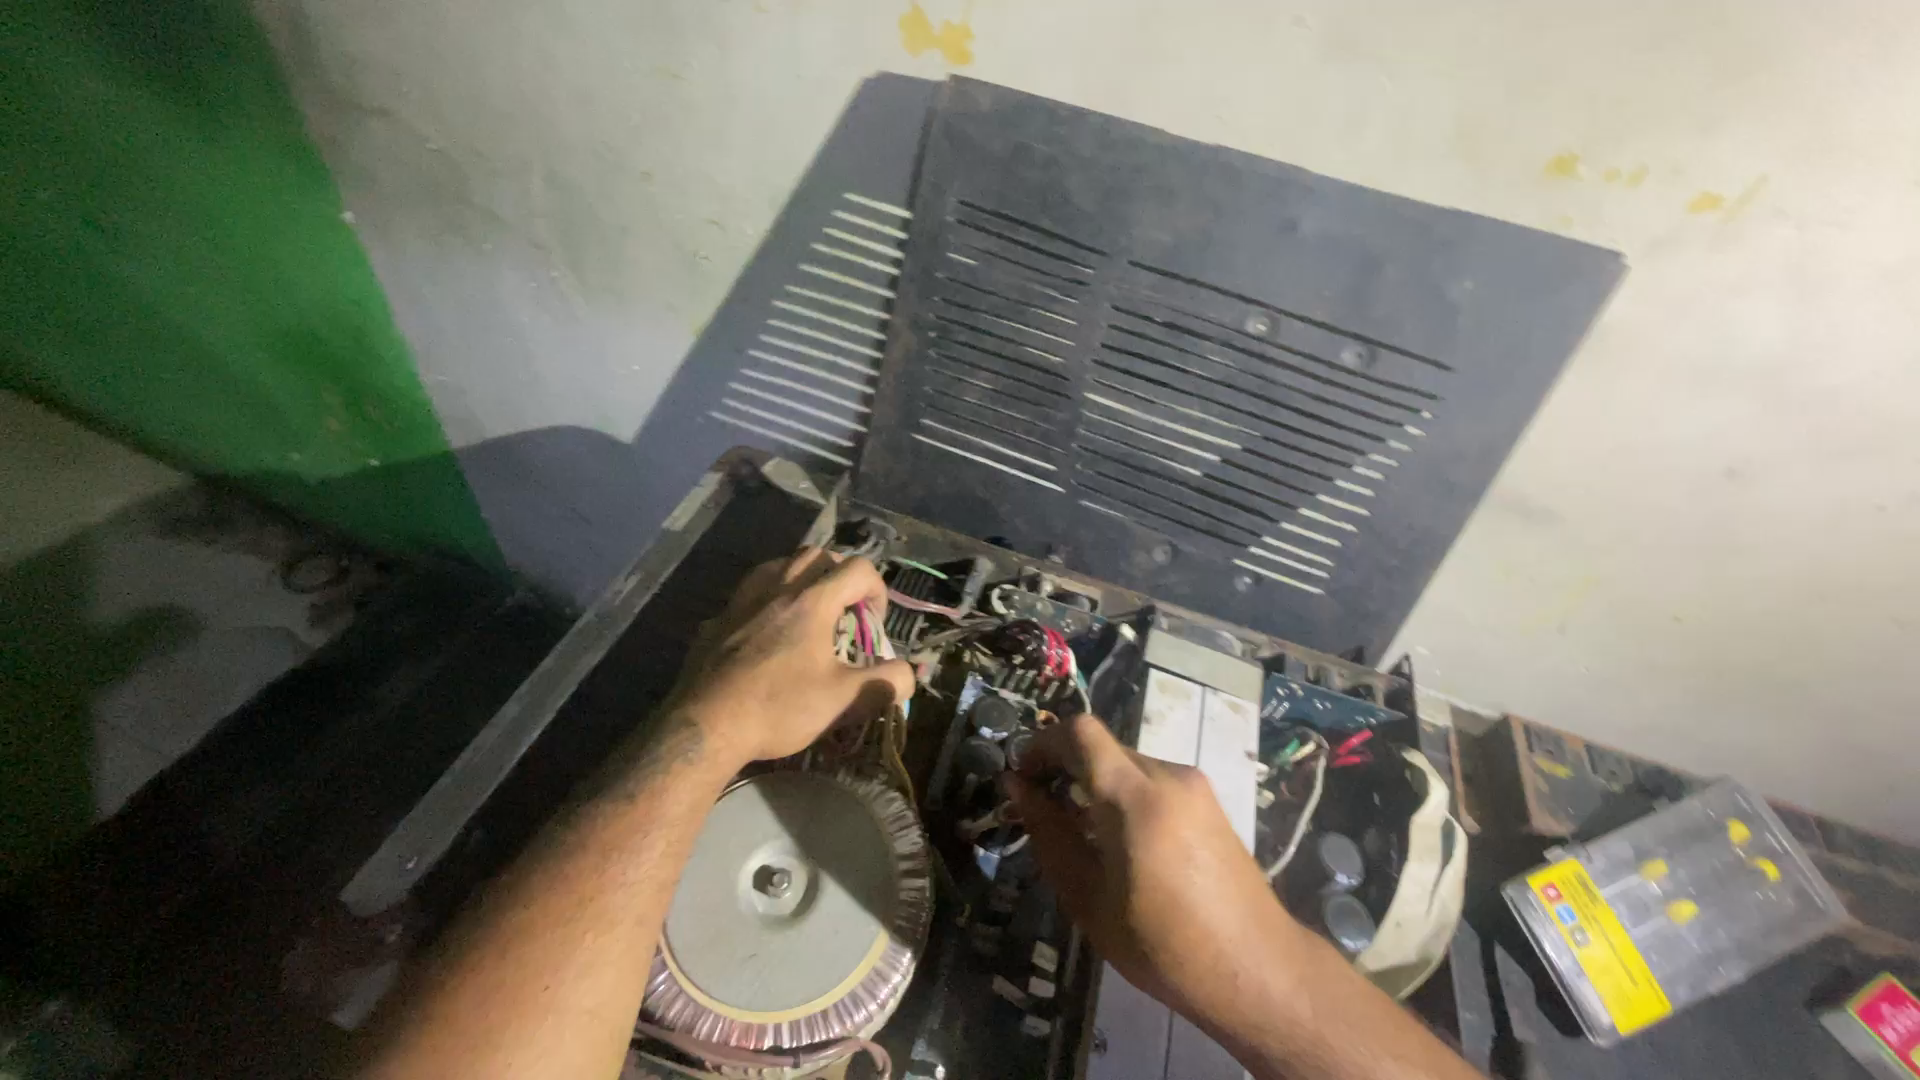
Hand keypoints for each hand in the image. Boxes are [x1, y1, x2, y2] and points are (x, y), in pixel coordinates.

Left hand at [668, 548, 914, 770]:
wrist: (706, 726)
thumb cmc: (780, 707)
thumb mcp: (845, 701)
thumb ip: (887, 683)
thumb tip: (910, 673)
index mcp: (813, 601)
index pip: (858, 569)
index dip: (877, 591)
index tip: (873, 625)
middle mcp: (778, 589)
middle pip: (817, 555)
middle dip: (840, 575)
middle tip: (845, 612)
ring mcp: (742, 602)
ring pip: (778, 565)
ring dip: (802, 579)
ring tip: (808, 612)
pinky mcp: (717, 621)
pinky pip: (748, 594)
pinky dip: (766, 601)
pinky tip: (766, 632)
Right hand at [1006, 713, 1304, 1027]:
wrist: (1258, 971)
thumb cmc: (1162, 944)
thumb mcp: (1087, 896)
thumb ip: (1048, 832)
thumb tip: (1016, 786)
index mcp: (1134, 796)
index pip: (1079, 731)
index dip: (1041, 744)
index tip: (1023, 778)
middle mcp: (1168, 774)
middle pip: (1102, 747)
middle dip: (1065, 767)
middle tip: (1044, 812)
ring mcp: (1195, 785)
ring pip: (1127, 763)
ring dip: (1095, 783)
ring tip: (1083, 836)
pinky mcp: (1210, 801)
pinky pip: (1153, 781)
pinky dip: (1126, 796)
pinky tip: (1124, 844)